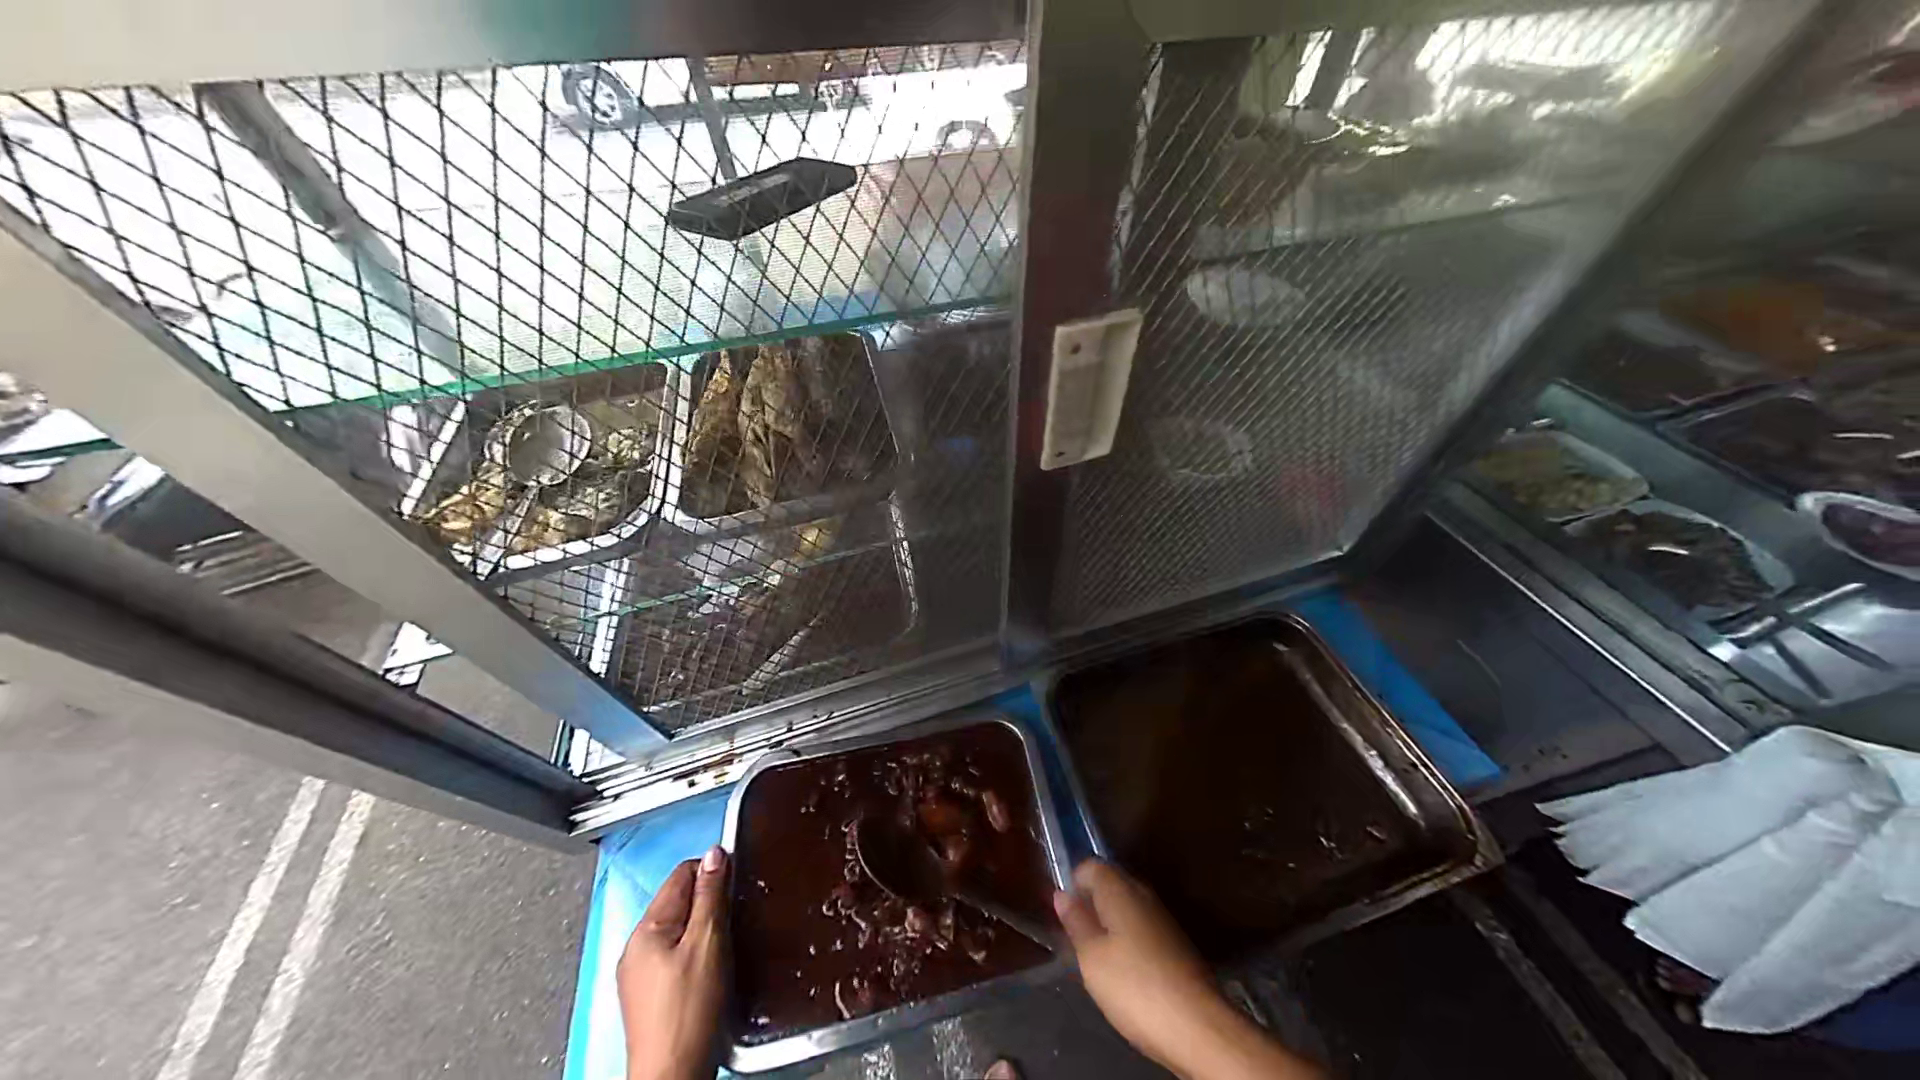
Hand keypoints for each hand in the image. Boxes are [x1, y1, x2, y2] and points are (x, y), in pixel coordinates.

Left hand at [618, 845, 728, 1079]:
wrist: (672, 1078)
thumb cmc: (690, 1010)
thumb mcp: (708, 943)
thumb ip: (710, 896)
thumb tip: (715, 852)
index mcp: (646, 930)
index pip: (681, 875)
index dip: (712, 872)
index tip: (736, 884)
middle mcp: (636, 948)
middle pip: (678, 901)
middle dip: (708, 901)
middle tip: (735, 916)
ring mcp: (639, 974)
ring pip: (678, 928)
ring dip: (703, 926)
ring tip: (727, 942)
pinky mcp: (649, 997)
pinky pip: (675, 954)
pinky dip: (695, 950)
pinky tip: (712, 967)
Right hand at [1054, 859, 1322, 1079]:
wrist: (1199, 1027)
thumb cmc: (1135, 986)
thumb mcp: (1092, 957)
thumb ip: (1076, 921)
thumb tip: (1062, 893)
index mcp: (1120, 889)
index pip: (1090, 865)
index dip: (1072, 882)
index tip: (1063, 911)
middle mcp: (1144, 894)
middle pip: (1111, 884)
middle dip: (1091, 903)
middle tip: (1075, 935)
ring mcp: (1164, 919)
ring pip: (1128, 907)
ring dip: (1110, 924)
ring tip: (1095, 956)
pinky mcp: (1177, 944)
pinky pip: (1143, 928)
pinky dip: (1129, 940)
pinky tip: (1123, 970)